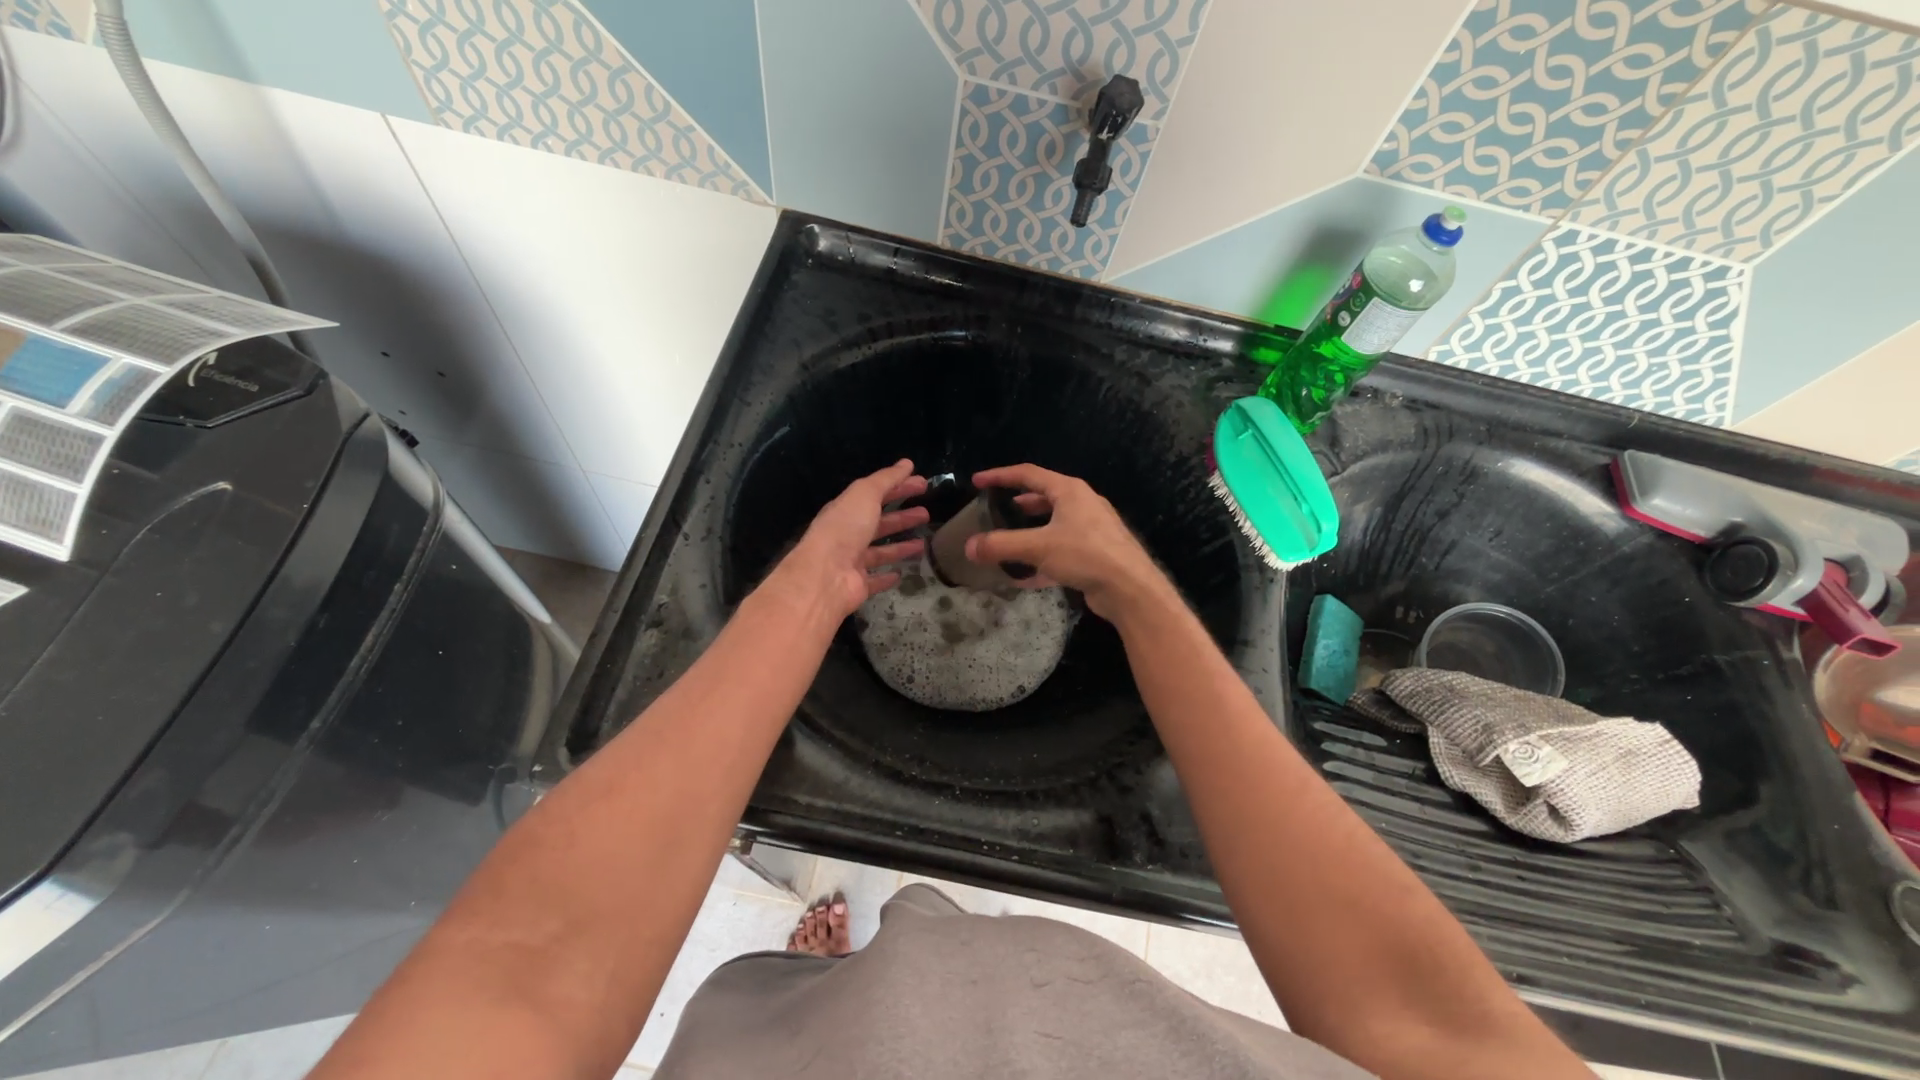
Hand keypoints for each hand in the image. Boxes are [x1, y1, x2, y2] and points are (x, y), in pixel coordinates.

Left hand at [770, 459, 929, 618]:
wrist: (825, 575)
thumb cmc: (845, 529)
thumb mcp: (865, 495)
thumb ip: (886, 479)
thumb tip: (907, 463)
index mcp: (847, 509)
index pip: (876, 494)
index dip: (899, 487)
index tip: (923, 484)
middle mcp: (848, 534)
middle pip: (879, 522)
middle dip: (902, 517)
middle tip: (926, 513)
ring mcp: (852, 560)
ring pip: (880, 551)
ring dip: (900, 546)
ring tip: (923, 542)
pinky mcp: (858, 584)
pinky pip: (875, 579)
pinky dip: (887, 576)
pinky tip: (901, 574)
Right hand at [963, 464, 1174, 620]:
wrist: (1130, 588)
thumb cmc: (1085, 554)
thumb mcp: (1038, 547)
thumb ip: (1001, 545)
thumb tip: (969, 547)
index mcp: (1069, 491)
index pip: (1028, 474)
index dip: (1000, 476)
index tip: (978, 481)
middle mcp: (1082, 504)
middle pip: (1044, 497)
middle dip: (1019, 503)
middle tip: (996, 510)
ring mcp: (1091, 529)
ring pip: (1053, 524)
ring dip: (1030, 531)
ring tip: (1008, 540)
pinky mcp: (1095, 554)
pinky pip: (1062, 550)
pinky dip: (1042, 558)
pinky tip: (1025, 576)